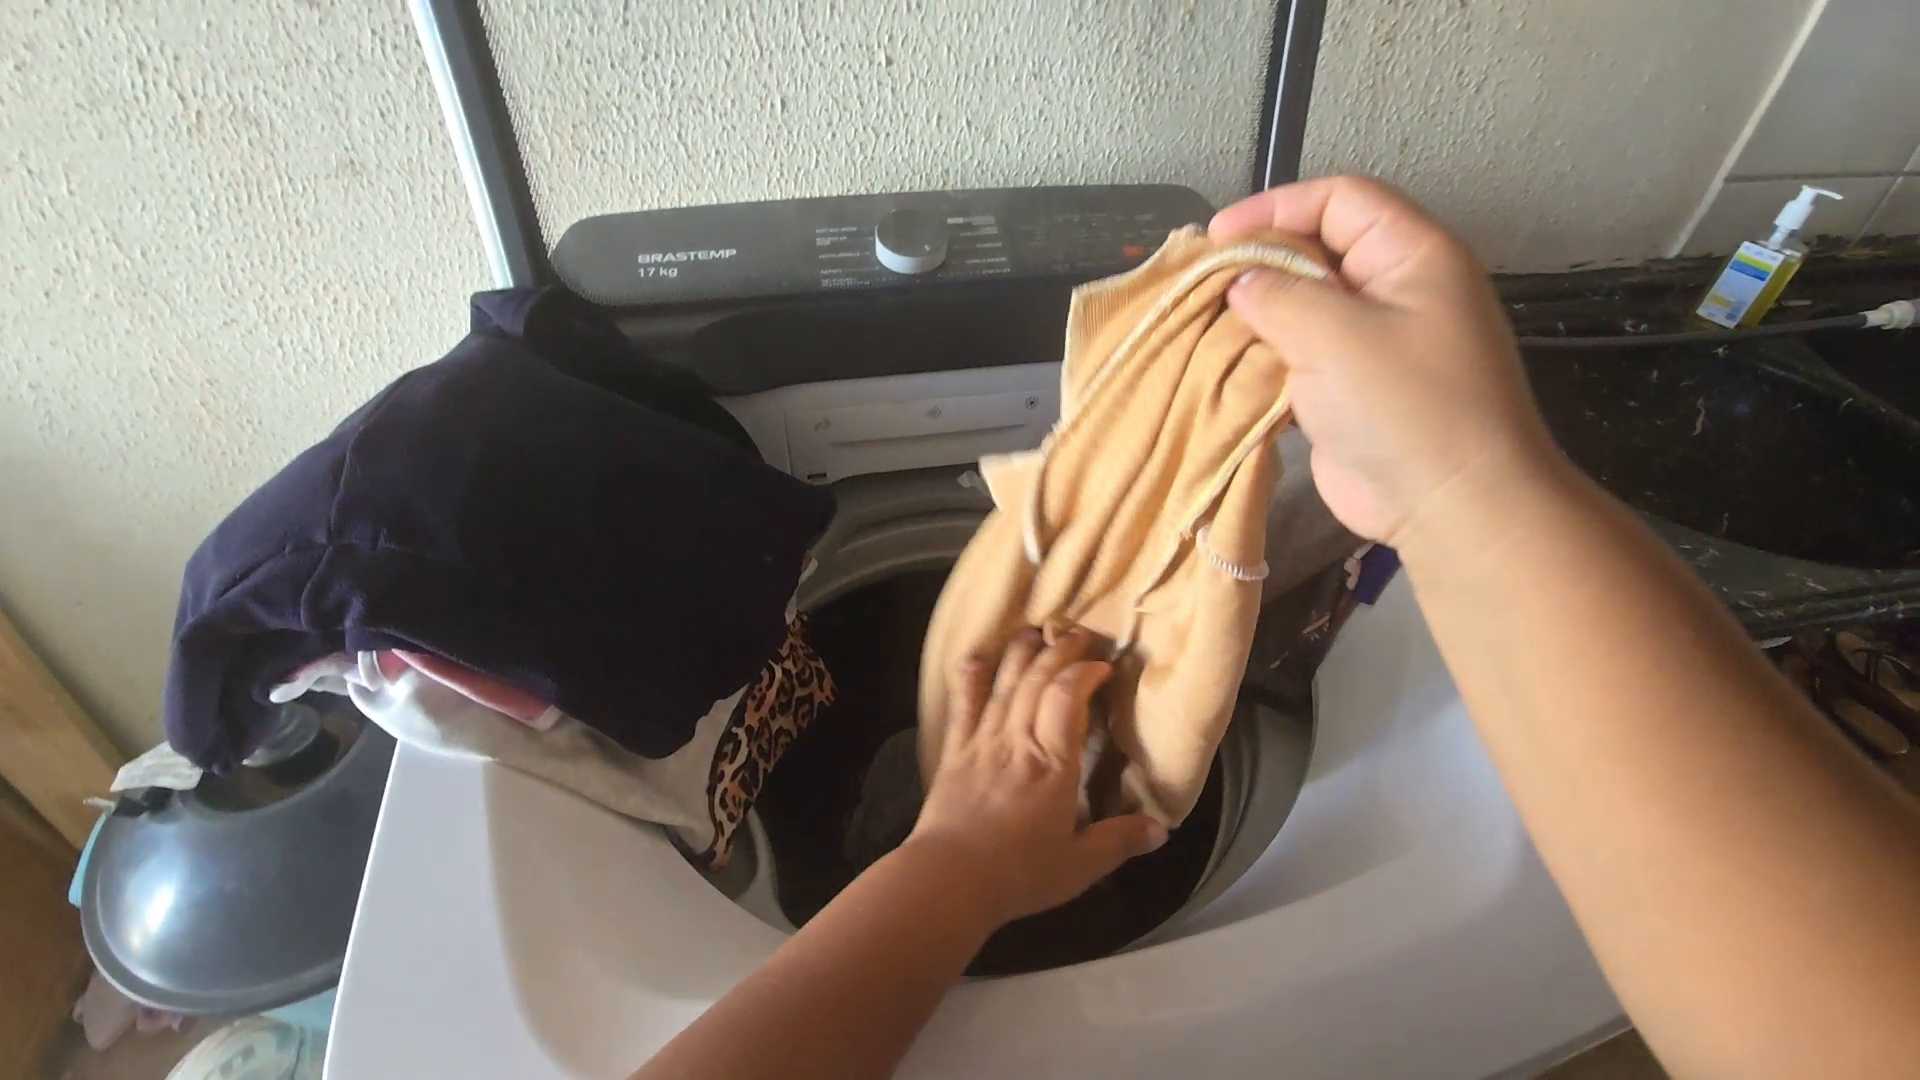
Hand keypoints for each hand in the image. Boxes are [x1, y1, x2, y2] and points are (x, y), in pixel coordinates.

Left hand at [904, 627, 1167, 928]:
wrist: (949, 880)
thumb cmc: (1019, 874)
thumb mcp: (1080, 865)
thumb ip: (1120, 841)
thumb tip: (1161, 828)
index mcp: (1053, 764)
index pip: (1069, 698)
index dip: (1085, 673)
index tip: (1102, 665)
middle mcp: (1018, 741)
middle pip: (1037, 681)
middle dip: (1058, 652)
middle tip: (1075, 633)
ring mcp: (983, 742)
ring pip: (1003, 685)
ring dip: (1019, 653)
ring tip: (1032, 630)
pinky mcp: (954, 753)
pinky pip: (963, 708)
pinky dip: (970, 680)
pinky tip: (974, 658)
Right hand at [1212, 176, 1557, 544]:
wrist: (1447, 502)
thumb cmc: (1403, 406)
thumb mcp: (1336, 334)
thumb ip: (1278, 296)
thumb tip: (1238, 282)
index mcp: (1410, 256)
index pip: (1340, 200)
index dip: (1276, 206)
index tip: (1217, 236)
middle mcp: (1392, 291)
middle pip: (1316, 252)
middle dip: (1258, 263)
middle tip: (1202, 284)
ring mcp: (1371, 344)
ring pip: (1301, 309)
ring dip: (1253, 316)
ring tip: (1202, 325)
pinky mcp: (1348, 390)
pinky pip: (1298, 358)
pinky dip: (1261, 359)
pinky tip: (1224, 368)